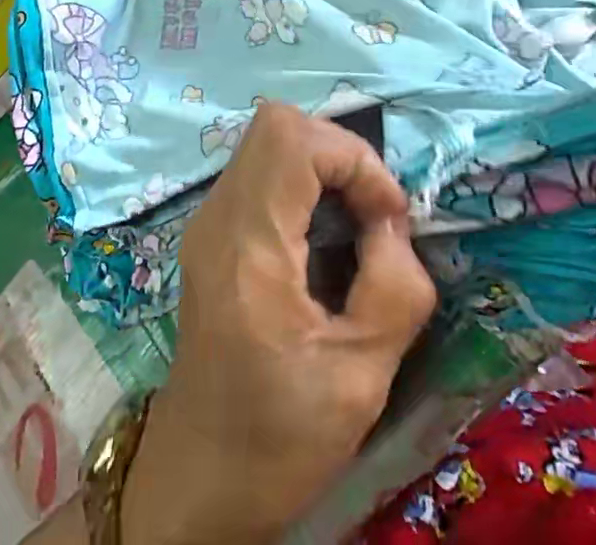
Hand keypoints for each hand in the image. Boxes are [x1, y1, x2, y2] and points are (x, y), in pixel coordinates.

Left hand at [121, 105, 434, 542]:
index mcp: (246, 245)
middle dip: (341, 155)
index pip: (291, 137)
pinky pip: (260, 177)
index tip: (388, 218)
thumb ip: (393, 284)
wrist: (201, 469)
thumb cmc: (280, 434)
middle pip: (276, 126)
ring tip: (358, 229)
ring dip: (324, 170)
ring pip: (267, 146)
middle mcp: (215, 217)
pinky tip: (325, 242)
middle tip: (377, 217)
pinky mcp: (211, 235)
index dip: (354, 159)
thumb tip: (390, 221)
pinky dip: (303, 187)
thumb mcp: (362, 373)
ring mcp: (207, 222)